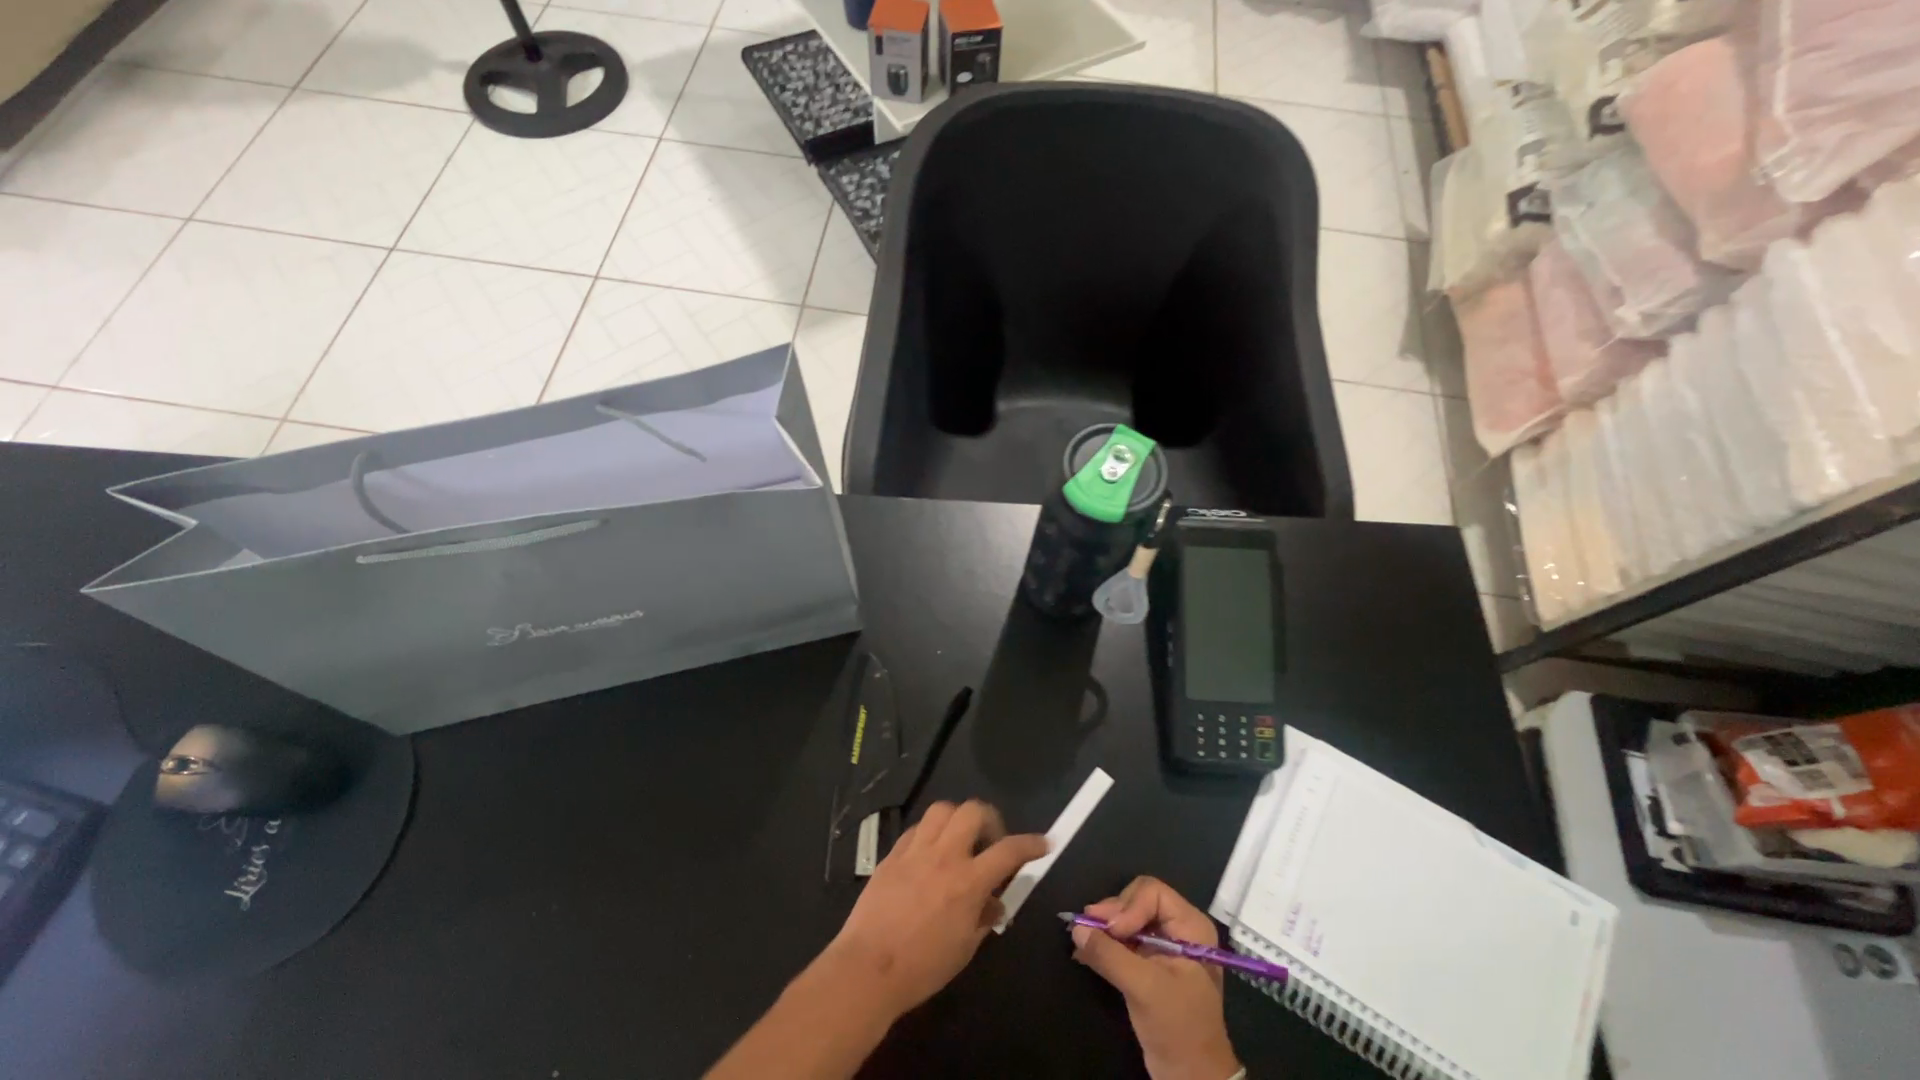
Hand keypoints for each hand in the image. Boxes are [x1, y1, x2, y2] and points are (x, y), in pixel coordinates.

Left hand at [822, 800, 1047, 1018]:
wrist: (868, 969)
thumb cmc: (922, 967)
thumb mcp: (965, 948)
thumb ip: (984, 918)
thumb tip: (994, 903)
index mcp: (968, 882)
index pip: (1009, 850)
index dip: (1031, 844)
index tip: (1043, 844)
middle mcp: (943, 857)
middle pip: (972, 811)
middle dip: (991, 819)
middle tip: (992, 841)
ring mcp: (913, 853)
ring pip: (941, 810)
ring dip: (957, 819)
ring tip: (960, 841)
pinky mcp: (890, 856)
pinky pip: (915, 830)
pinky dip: (929, 834)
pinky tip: (929, 854)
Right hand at [1072, 876, 1241, 1079]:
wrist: (1191, 1074)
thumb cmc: (1177, 1026)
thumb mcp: (1145, 988)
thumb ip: (1110, 955)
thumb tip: (1076, 928)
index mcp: (1190, 927)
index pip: (1153, 893)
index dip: (1128, 906)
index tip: (1112, 932)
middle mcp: (1178, 930)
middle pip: (1138, 901)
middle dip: (1112, 914)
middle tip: (1088, 930)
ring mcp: (1164, 948)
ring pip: (1127, 920)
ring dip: (1104, 929)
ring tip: (1082, 942)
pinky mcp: (1149, 966)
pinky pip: (1124, 941)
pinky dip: (1105, 943)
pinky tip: (1085, 951)